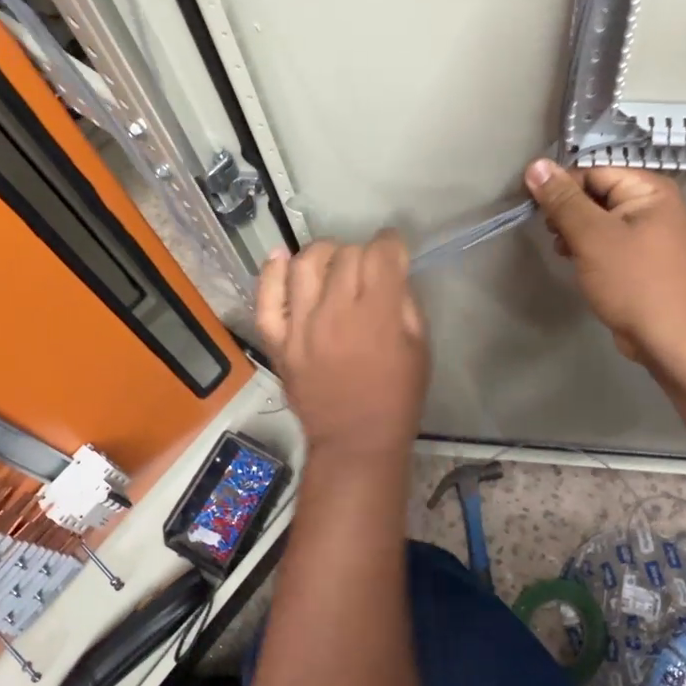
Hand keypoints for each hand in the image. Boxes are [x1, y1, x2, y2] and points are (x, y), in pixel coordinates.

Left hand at [256, 232, 429, 457]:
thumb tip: (391, 273)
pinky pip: (265, 299)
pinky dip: (271, 273)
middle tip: (368, 269)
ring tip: (332, 263)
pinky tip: (282, 259)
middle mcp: (336, 313)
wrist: (354, 442)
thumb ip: (405, 304)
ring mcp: (301, 327)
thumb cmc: (397, 397)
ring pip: (304, 264)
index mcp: (378, 316)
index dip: (391, 243)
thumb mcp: (419, 348)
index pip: (382, 254)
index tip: (394, 249)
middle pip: (346, 254)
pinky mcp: (277, 342)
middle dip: (363, 252)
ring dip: (323, 253)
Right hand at [525, 159, 685, 362]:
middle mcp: (656, 205)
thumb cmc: (635, 282)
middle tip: (551, 233)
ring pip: (602, 220)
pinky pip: (612, 243)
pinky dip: (591, 249)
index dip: (562, 185)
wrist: (673, 340)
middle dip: (570, 211)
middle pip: (598, 193)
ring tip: (562, 251)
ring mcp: (654, 235)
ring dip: (577, 232)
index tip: (536, 207)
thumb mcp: (592, 237)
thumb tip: (536, 166)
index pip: (595, 171)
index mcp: (650, 189)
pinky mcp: (646, 261)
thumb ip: (563, 200)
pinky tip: (576, 263)